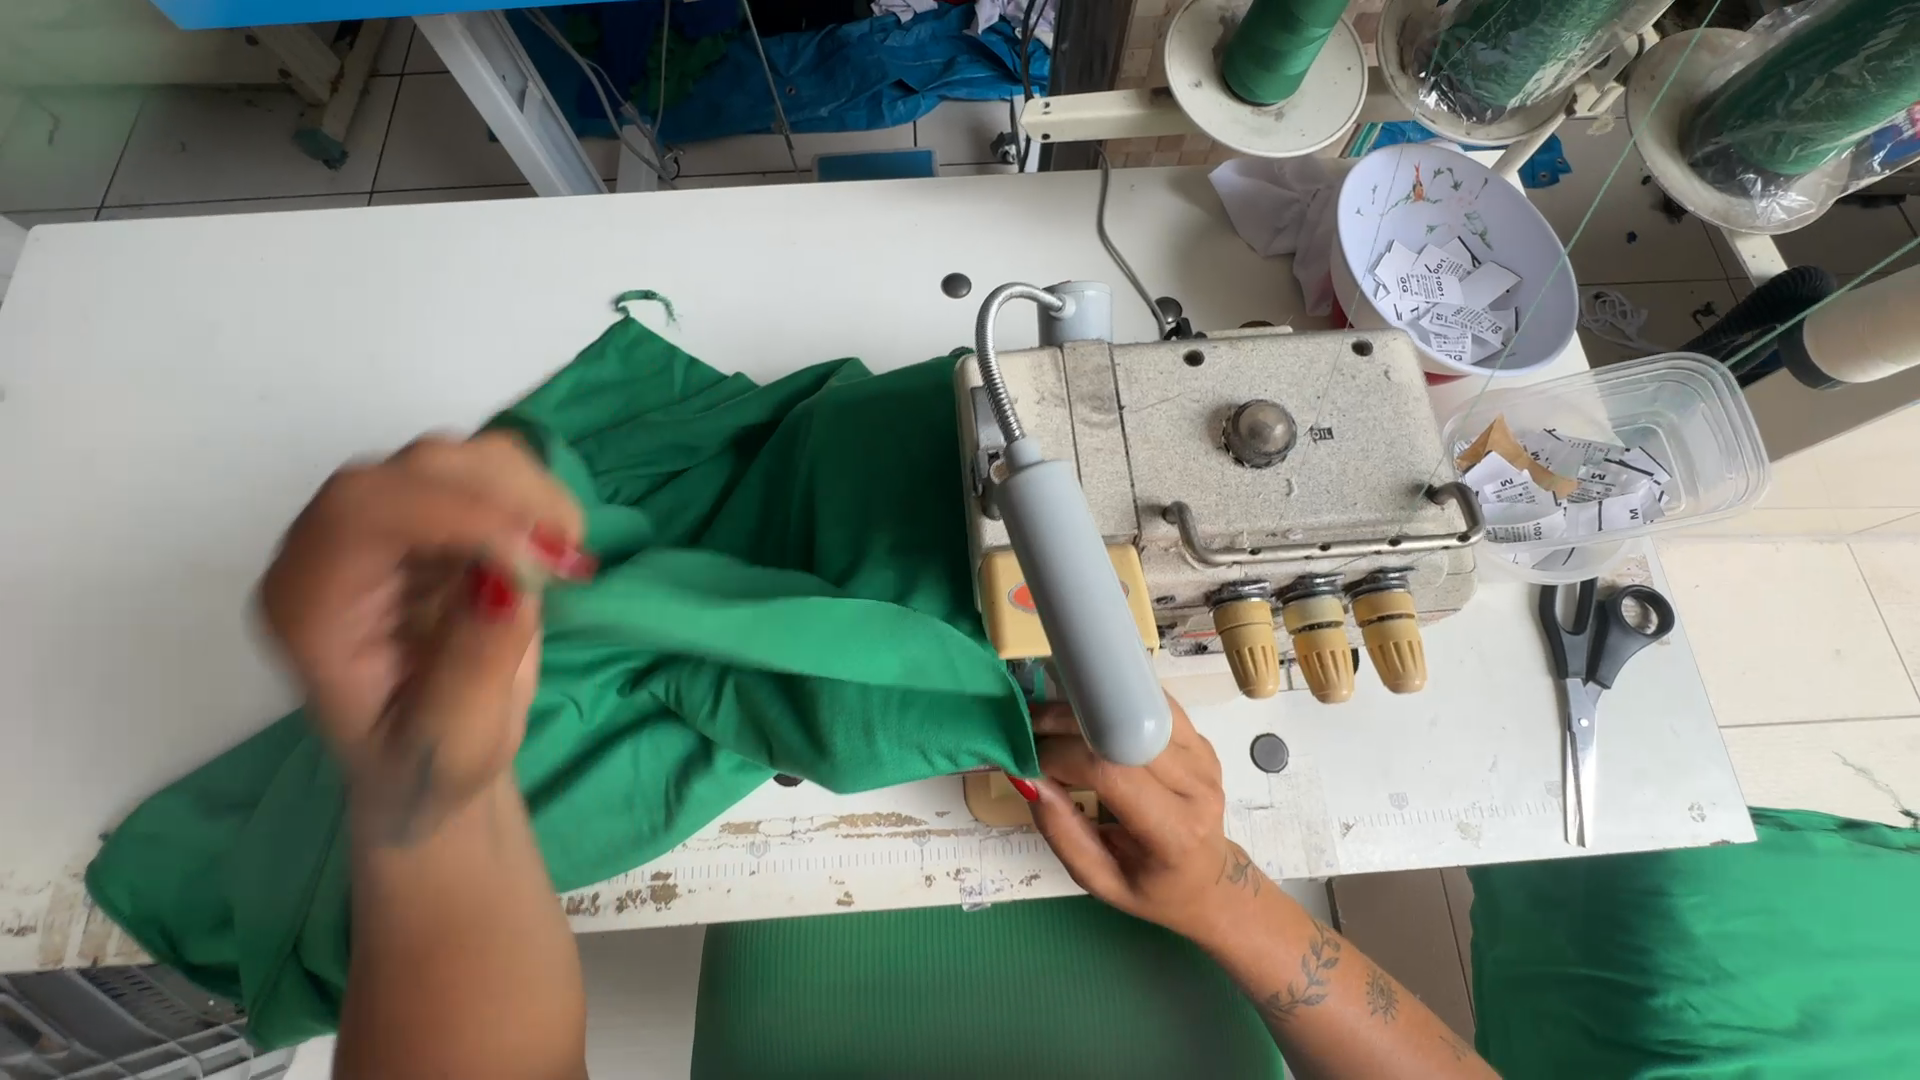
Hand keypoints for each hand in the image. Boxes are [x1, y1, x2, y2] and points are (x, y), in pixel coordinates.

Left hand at [259, 432, 590, 838]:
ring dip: (527, 492)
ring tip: (565, 558)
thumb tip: (510, 580)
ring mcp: (385, 531)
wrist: (430, 766)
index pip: (365, 512)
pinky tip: (552, 545)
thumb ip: (473, 667)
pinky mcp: (433, 523)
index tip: (540, 566)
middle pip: (412, 469)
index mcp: (312, 607)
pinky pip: (485, 472)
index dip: (461, 517)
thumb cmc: (428, 766)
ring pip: (455, 457)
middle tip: (566, 562)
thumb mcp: (451, 742)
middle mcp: (333, 551)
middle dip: (505, 500)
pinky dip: (534, 493)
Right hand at [1026, 694, 1259, 944]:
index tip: (1029, 760)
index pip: (1110, 772)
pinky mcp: (1198, 740)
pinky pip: (1150, 703)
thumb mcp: (1100, 882)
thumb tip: (1028, 778)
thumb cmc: (1153, 890)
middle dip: (1064, 720)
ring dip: (1085, 706)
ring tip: (1051, 717)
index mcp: (1174, 831)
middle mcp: (1196, 786)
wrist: (1210, 882)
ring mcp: (1202, 757)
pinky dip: (1111, 705)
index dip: (1061, 756)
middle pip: (1121, 729)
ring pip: (1135, 707)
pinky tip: (1086, 717)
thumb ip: (1063, 833)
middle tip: (1028, 724)